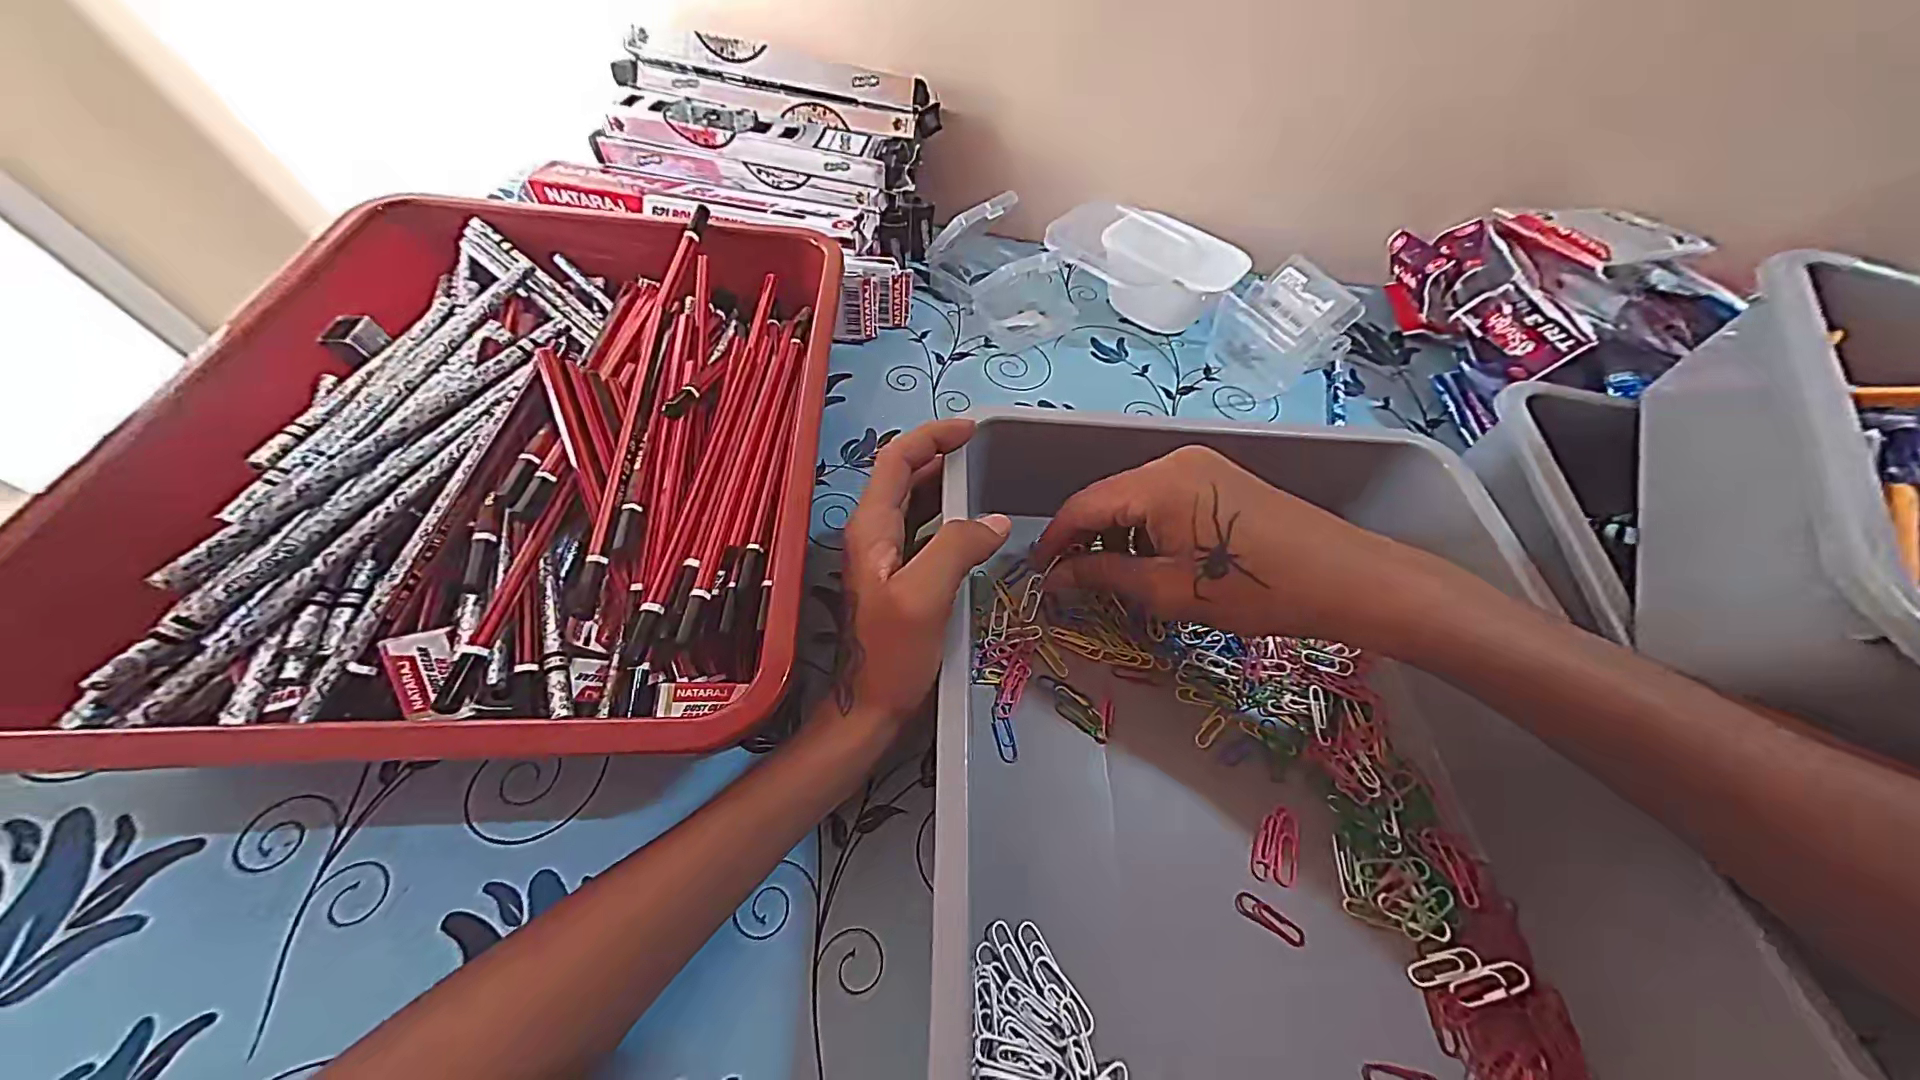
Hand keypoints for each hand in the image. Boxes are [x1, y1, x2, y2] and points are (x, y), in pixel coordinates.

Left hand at [834, 419, 1010, 727]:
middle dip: (944, 456)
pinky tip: (977, 526)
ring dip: (949, 486)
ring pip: (917, 503)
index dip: (931, 436)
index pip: (896, 460)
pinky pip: (927, 531)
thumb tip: (994, 521)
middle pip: (906, 476)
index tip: (970, 429)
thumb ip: (957, 549)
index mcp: (872, 528)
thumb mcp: (925, 597)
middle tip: (987, 453)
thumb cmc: (891, 657)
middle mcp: (874, 534)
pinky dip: (952, 517)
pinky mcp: (901, 574)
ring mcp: (886, 555)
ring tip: (987, 480)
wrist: (870, 707)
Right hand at [1032, 444, 1439, 647]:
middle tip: (1072, 582)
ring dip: (1115, 536)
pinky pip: (1162, 499)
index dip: (1054, 540)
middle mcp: (1173, 461)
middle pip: (1107, 499)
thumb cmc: (1255, 589)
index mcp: (1157, 483)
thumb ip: (1102, 577)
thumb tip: (1055, 578)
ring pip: (1133, 499)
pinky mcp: (1218, 478)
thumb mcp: (1168, 591)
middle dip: (1084, 540)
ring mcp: (1199, 466)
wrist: (1346, 579)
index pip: (1083, 506)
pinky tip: (1151, 561)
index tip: (1038, 573)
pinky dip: (1144, 529)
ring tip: (1114, 578)